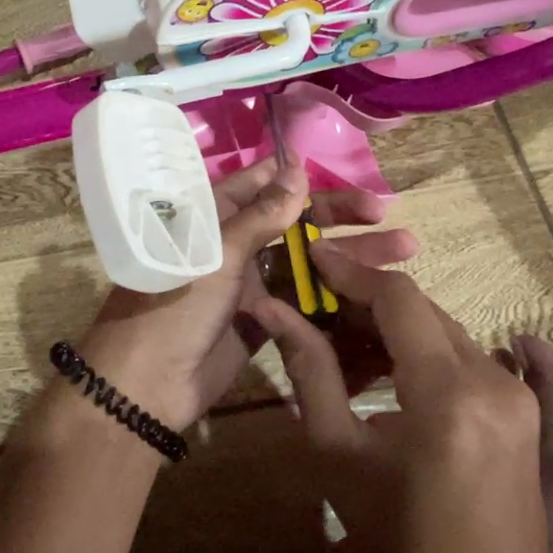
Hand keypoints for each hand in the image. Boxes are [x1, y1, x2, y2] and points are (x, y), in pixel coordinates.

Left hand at [77, 159, 415, 430]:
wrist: (147, 385)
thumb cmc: (175, 303)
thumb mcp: (218, 253)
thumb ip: (261, 215)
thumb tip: (297, 167)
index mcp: (212, 217)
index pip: (260, 184)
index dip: (299, 177)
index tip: (342, 173)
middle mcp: (232, 244)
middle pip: (291, 221)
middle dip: (337, 215)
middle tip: (384, 212)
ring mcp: (248, 284)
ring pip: (305, 261)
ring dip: (348, 255)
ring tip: (404, 249)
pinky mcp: (263, 322)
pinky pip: (304, 300)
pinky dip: (334, 294)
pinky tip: (374, 291)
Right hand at [251, 243, 550, 552]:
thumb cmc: (395, 533)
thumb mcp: (337, 453)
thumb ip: (309, 369)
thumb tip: (269, 306)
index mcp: (450, 393)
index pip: (399, 298)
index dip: (351, 271)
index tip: (311, 256)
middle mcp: (494, 383)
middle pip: (423, 310)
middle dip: (367, 301)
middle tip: (316, 306)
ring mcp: (517, 398)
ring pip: (444, 331)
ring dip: (394, 328)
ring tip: (343, 347)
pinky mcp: (523, 413)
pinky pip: (465, 358)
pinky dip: (422, 352)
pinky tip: (386, 373)